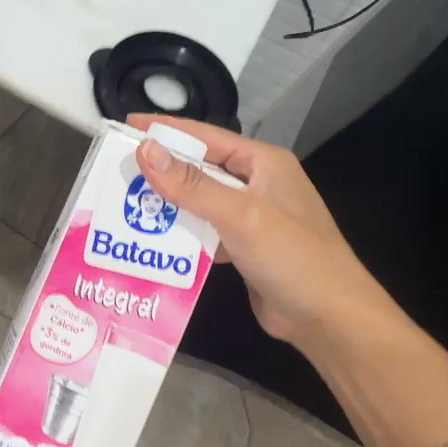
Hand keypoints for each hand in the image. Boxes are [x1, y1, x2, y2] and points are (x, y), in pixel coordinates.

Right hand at [128, 115, 403, 349]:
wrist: (331, 320)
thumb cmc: (293, 258)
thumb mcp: (240, 215)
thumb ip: (191, 184)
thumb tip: (145, 149)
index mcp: (264, 163)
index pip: (206, 137)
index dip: (164, 131)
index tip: (125, 125)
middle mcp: (257, 184)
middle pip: (199, 168)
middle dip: (159, 170)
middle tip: (116, 170)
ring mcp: (251, 217)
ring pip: (198, 201)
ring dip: (166, 204)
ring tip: (123, 204)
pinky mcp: (243, 248)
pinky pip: (202, 231)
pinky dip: (178, 234)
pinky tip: (150, 239)